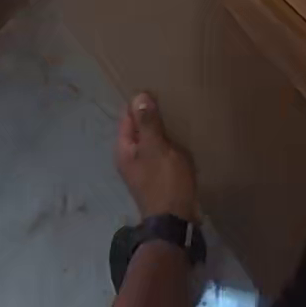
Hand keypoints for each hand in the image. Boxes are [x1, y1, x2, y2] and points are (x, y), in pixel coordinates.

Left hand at [115, 92, 196, 220]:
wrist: (175, 219)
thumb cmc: (164, 180)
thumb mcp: (156, 148)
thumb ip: (147, 123)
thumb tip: (139, 96)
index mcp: (124, 149)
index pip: (127, 116)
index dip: (140, 102)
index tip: (158, 87)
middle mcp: (129, 156)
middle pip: (138, 126)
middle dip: (151, 113)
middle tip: (171, 96)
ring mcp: (143, 165)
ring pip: (150, 137)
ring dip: (161, 126)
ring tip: (178, 110)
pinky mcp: (156, 172)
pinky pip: (159, 148)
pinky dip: (167, 139)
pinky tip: (181, 133)